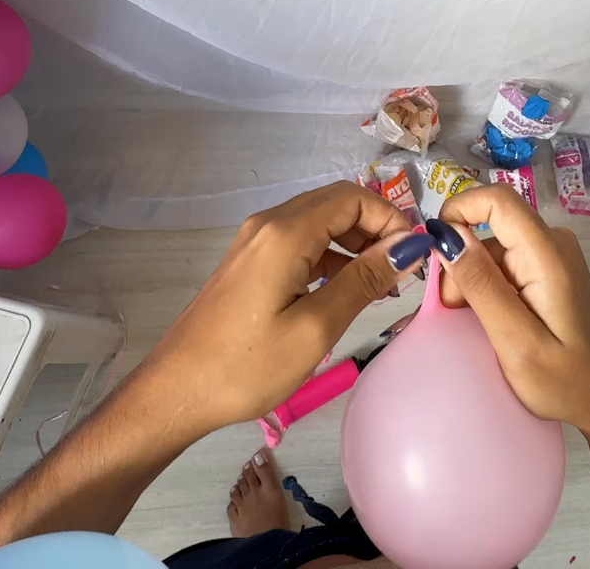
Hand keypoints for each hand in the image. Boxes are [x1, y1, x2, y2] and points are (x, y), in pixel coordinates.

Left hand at [128, 181, 433, 436]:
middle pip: (337, 203)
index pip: (353, 198)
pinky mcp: (250, 259)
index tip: (415, 255)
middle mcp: (269, 223)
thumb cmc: (247, 366)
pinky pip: (301, 240)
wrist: (175, 392)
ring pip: (320, 221)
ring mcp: (256, 240)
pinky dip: (331, 254)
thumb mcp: (316, 327)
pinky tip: (345, 287)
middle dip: (376, 228)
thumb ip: (364, 280)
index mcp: (286, 232)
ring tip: (381, 283)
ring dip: (355, 241)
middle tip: (402, 270)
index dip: (390, 218)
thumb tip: (410, 246)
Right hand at [430, 185, 589, 437]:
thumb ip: (481, 285)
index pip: (497, 200)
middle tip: (452, 309)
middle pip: (489, 226)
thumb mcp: (516, 341)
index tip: (435, 249)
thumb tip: (447, 236)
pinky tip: (487, 318)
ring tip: (471, 322)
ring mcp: (551, 253)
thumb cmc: (565, 380)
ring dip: (471, 277)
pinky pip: (504, 260)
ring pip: (492, 245)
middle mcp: (551, 241)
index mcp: (548, 254)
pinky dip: (486, 283)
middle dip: (461, 260)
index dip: (459, 210)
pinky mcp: (547, 268)